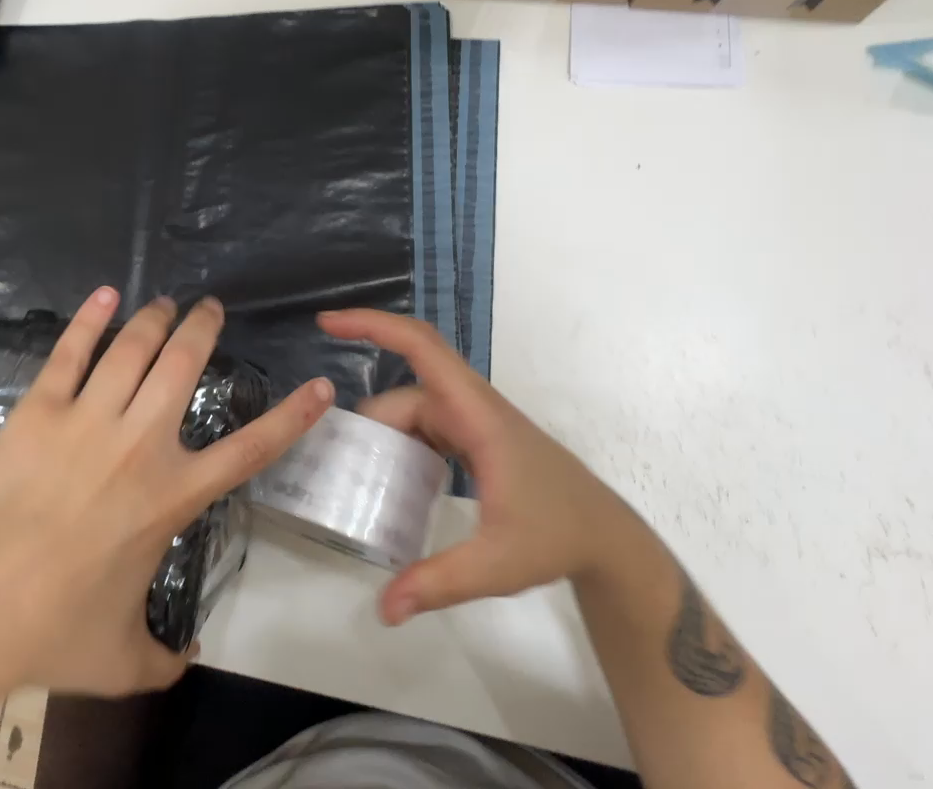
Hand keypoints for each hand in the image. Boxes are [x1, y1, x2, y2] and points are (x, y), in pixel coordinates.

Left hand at [0, 288, 334, 703]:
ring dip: (155, 319)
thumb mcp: (123, 661)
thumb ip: (166, 659)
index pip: (250, 450)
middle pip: (184, 367)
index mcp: (171, 498)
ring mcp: (86, 421)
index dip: (292, 416)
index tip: (320, 386)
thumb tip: (189, 658)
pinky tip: (106, 295)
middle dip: (203, 329)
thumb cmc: (53, 631)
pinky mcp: (37, 411)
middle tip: (211, 308)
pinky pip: (69, 353)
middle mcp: (138, 446)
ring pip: (132, 350)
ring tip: (166, 303)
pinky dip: (90, 319)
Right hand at [317, 309, 632, 625]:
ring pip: (413, 410)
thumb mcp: (497, 564)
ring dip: (384, 435)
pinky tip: (390, 476)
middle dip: (368, 418)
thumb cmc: (558, 537)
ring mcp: (475, 422)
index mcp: (478, 416)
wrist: (604, 537)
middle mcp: (473, 408)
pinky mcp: (475, 438)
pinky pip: (425, 425)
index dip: (374, 326)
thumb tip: (383, 609)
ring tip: (358, 477)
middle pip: (406, 392)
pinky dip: (401, 442)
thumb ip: (438, 583)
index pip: (422, 349)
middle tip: (338, 462)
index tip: (328, 322)